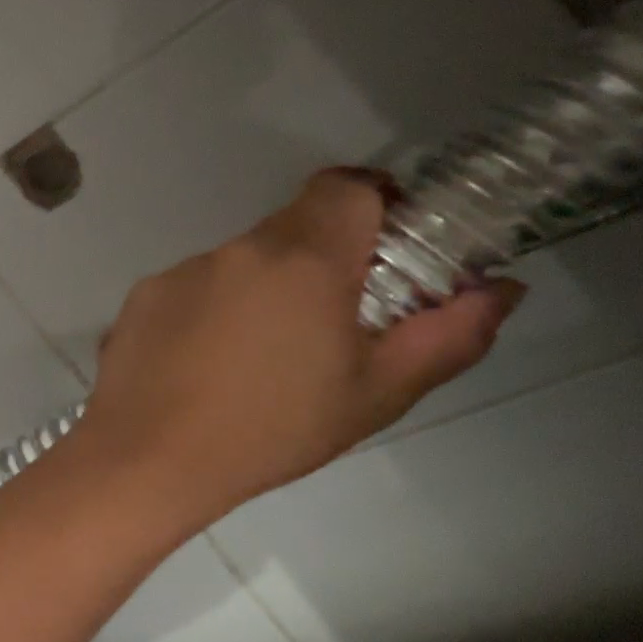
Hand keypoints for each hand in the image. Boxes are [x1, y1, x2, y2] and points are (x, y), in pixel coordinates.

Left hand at [77, 168, 525, 522]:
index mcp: (300, 260)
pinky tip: (211, 366)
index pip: (344, 187)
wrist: (149, 454)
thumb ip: (450, 332)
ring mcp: (179, 271)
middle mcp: (234, 251)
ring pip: (241, 264)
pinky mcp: (141, 296)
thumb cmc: (274, 426)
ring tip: (267, 359)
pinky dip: (215, 312)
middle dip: (324, 262)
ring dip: (266, 292)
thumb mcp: (380, 390)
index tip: (393, 241)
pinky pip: (195, 290)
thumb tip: (501, 287)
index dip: (376, 200)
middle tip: (338, 322)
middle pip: (292, 229)